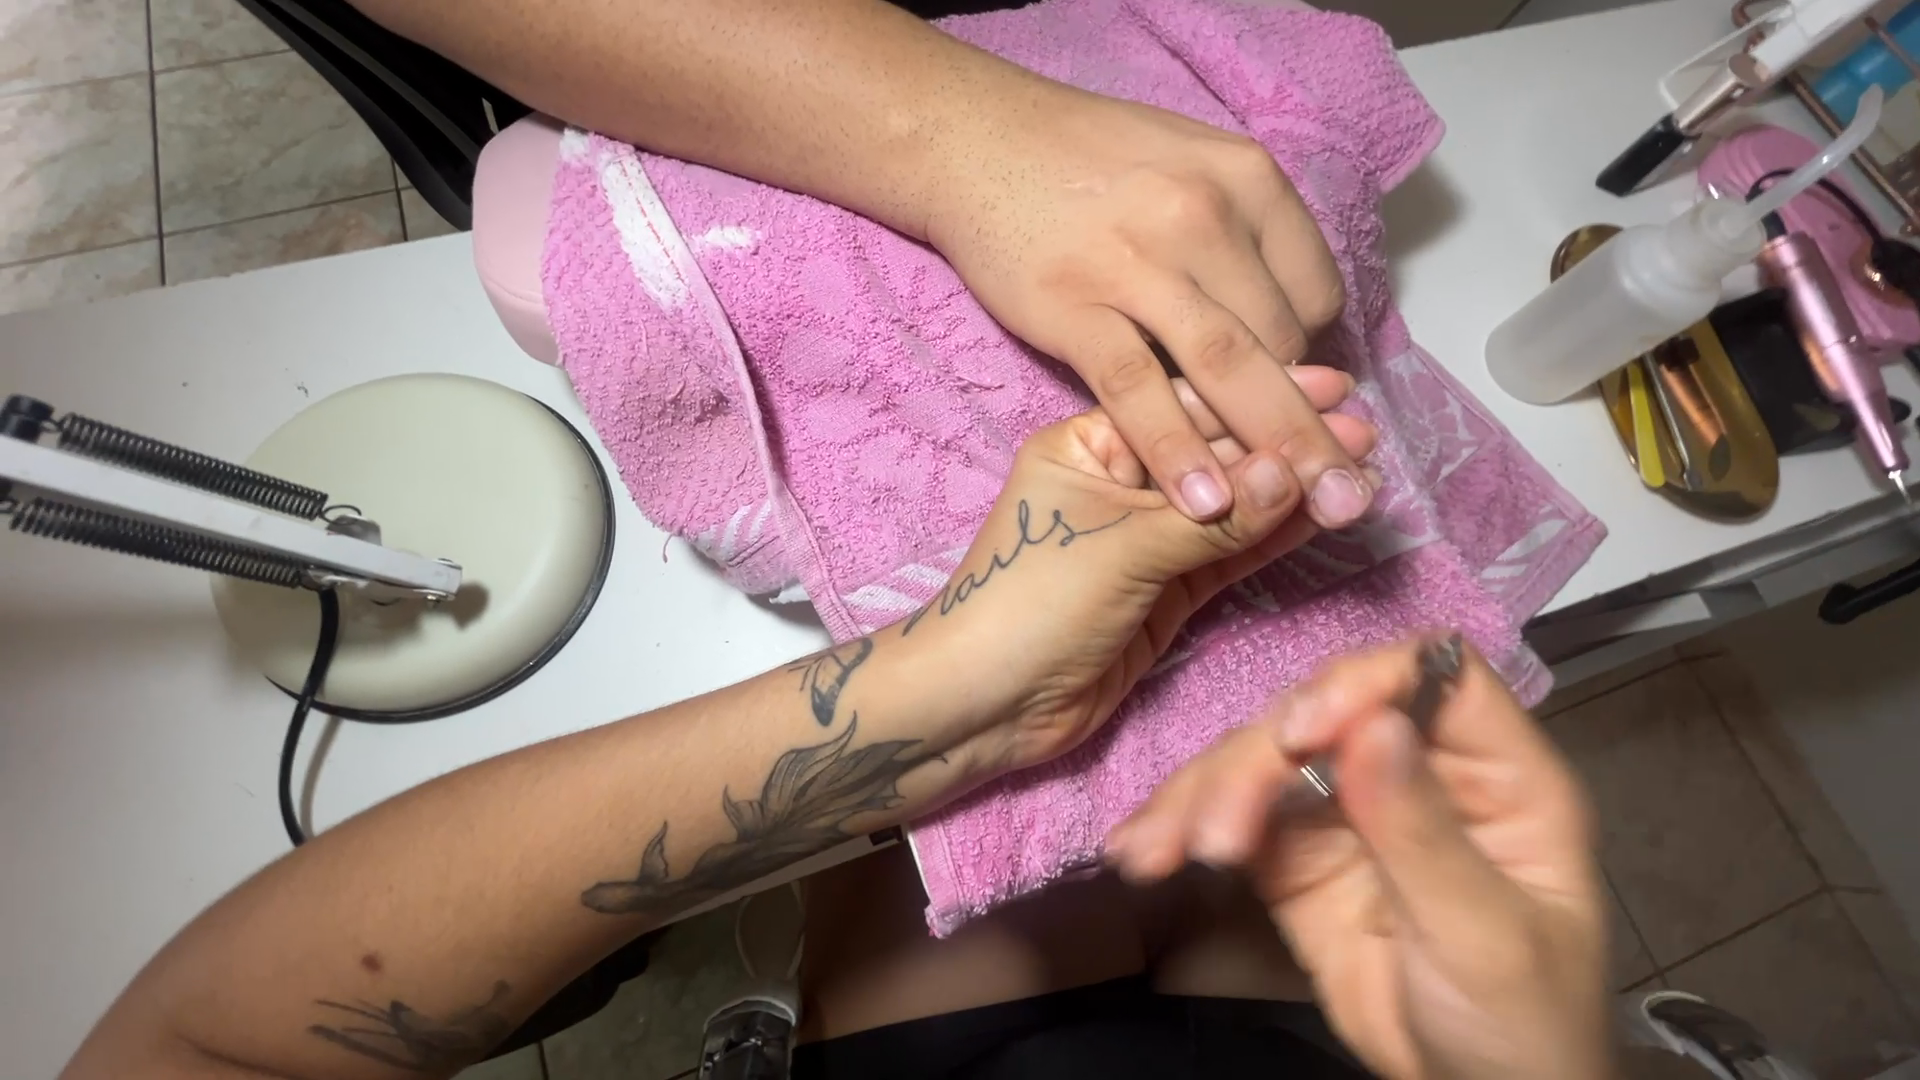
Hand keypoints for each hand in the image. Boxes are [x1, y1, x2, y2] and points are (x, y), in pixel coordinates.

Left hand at [906, 367, 1374, 783]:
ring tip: (1359, 470)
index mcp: (1087, 445)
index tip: (1334, 389)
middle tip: (1362, 435)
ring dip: (1288, 493)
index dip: (1253, 400)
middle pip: (1212, 456)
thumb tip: (1297, 468)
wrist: (990, 702)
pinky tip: (1318, 515)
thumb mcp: (1121, 548)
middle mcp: (1117, 482)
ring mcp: (1143, 537)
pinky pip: (1225, 555)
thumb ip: (1213, 518)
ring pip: (1227, 508)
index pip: (1181, 409)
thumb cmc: (1033, 602)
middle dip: (1282, 447)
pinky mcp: (1163, 587)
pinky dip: (1269, 539)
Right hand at [924, 87, 1370, 527]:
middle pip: (1280, 341)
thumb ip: (1240, 230)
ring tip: (1310, 512)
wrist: (981, 143)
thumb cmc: (1085, 158)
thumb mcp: (1189, 161)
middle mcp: (1204, 218)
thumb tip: (1274, 311)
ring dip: (1269, 448)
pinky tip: (1202, 500)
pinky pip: (1136, 388)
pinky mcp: (1076, 309)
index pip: (1312, 294)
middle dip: (1318, 428)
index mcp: (1247, 180)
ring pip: (1223, 368)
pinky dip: (1174, 448)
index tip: (1301, 408)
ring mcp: (1137, 266)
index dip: (1313, 363)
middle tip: (1352, 497)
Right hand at [1105, 642, 1613, 1079]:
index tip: (1299, 734)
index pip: (1430, 676)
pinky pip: (1223, 810)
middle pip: (1315, 713)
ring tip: (1155, 853)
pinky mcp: (1285, 838)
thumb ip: (1424, 831)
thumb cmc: (1517, 1024)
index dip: (1361, 681)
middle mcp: (1404, 764)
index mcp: (1487, 772)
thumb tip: (1374, 724)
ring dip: (1199, 797)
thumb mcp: (1486, 936)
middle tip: (1217, 836)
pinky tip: (1139, 849)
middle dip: (1252, 765)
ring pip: (1255, 757)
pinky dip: (1175, 825)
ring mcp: (1338, 797)